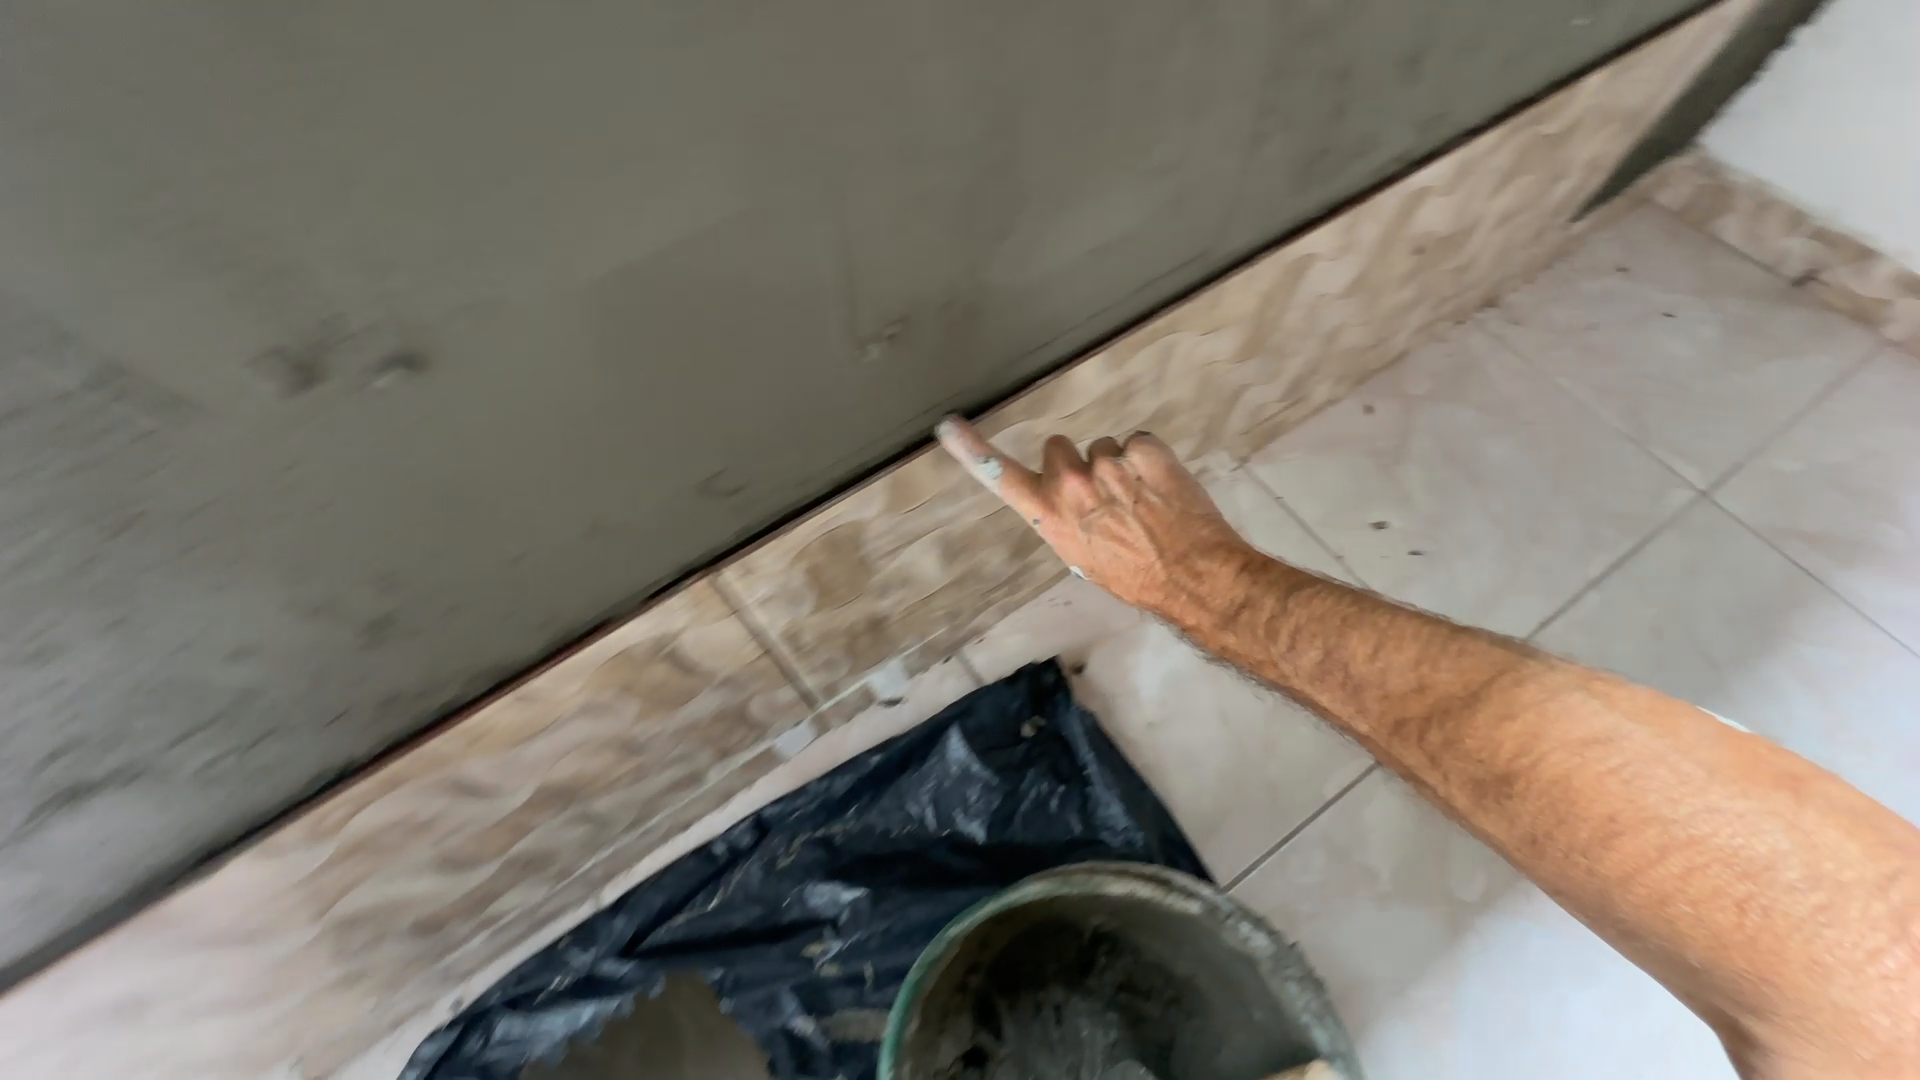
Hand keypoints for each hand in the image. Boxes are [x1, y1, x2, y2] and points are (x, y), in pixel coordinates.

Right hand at [935, 416, 1259, 623]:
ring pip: (1105, 447)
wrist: (1192, 575)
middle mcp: (1070, 483)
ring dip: (1119, 466)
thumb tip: (1067, 499)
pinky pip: (1139, 443)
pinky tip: (1161, 488)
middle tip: (1105, 497)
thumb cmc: (1134, 576)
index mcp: (1049, 514)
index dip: (971, 450)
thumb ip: (1063, 518)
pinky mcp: (1144, 450)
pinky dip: (1150, 460)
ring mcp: (1108, 463)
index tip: (949, 425)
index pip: (1000, 476)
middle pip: (1060, 448)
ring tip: (1142, 501)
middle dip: (1078, 464)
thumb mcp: (1081, 556)